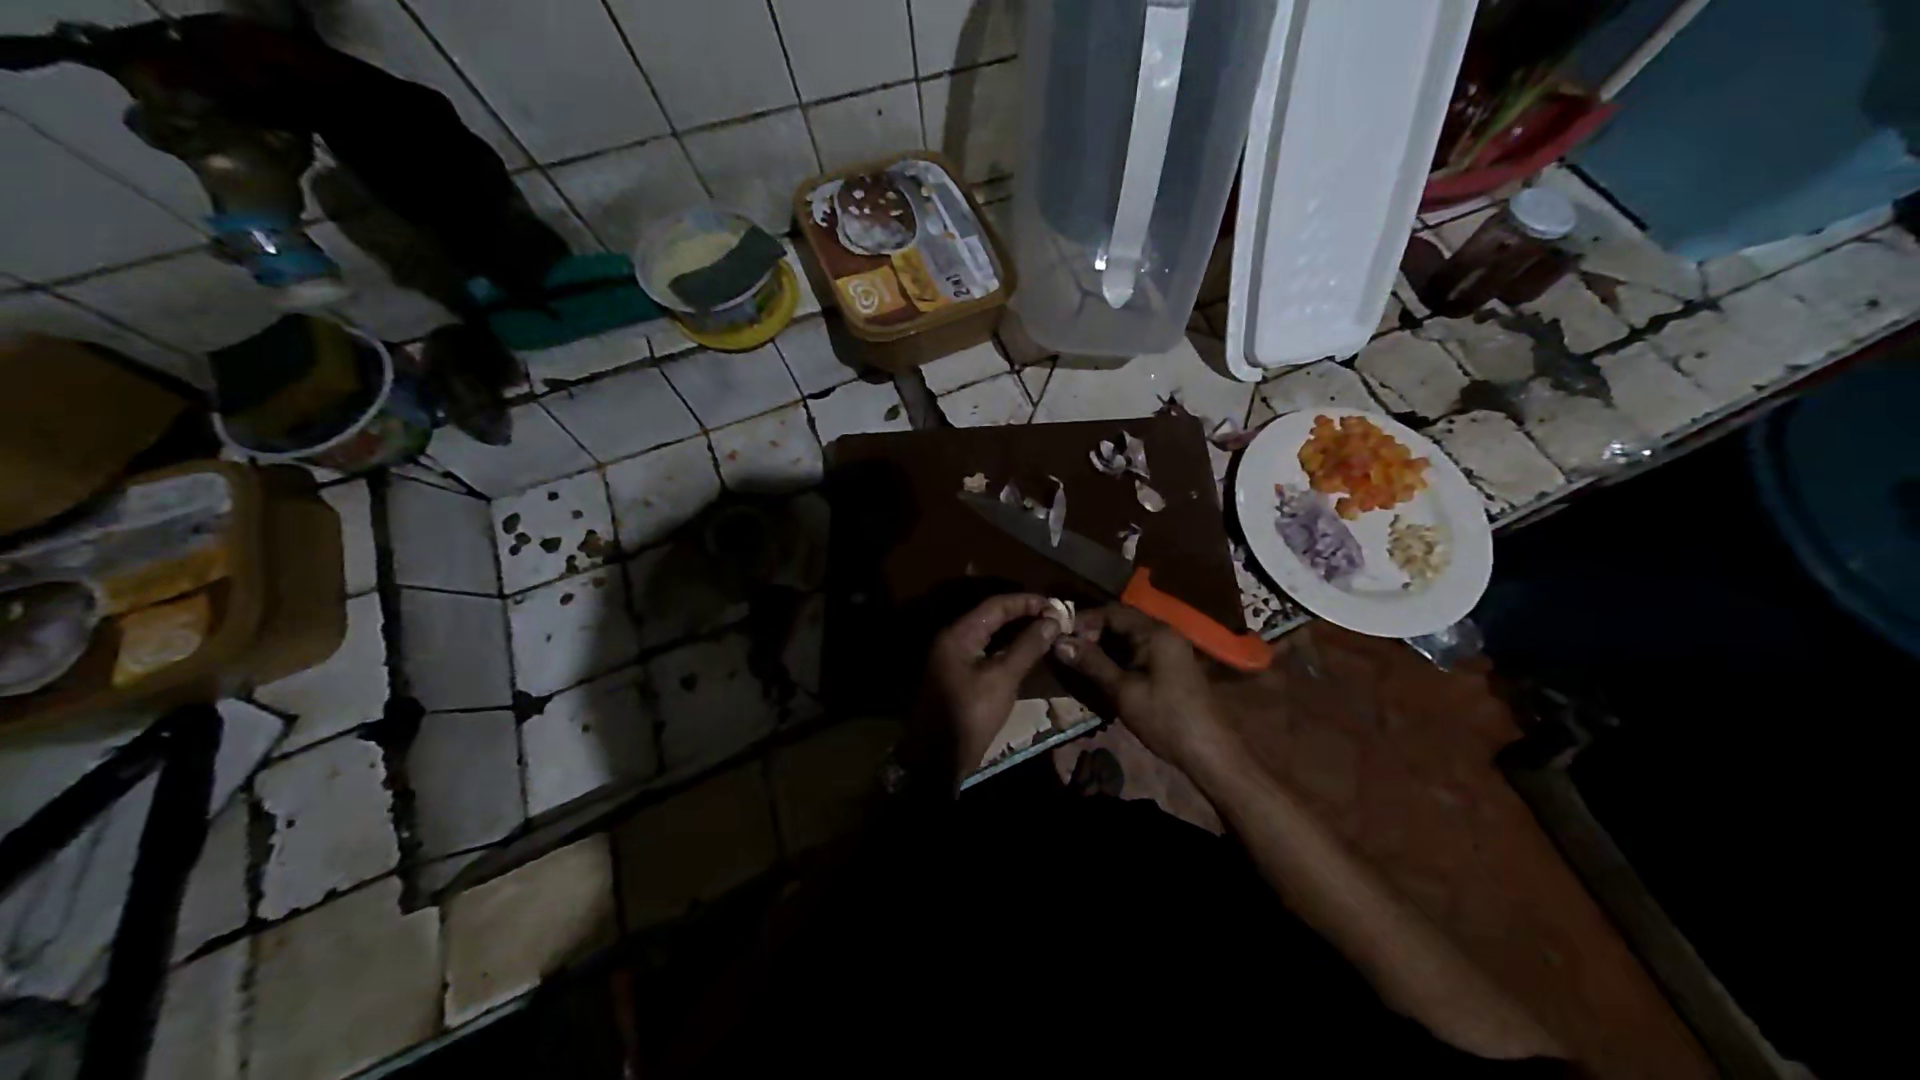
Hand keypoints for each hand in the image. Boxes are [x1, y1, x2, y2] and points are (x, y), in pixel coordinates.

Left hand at [921, 593, 1061, 779]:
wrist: (939, 757)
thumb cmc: (971, 713)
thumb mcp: (1003, 678)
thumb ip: (1027, 647)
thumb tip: (1052, 620)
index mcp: (959, 634)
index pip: (996, 605)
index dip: (1027, 601)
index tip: (1056, 605)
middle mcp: (953, 639)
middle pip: (992, 616)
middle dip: (1023, 614)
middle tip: (1055, 617)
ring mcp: (954, 658)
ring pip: (990, 634)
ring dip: (1017, 630)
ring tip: (1047, 630)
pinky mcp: (960, 675)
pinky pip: (987, 651)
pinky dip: (1008, 647)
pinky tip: (1028, 652)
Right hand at [1050, 605, 1231, 771]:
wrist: (1208, 752)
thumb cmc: (1165, 718)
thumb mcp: (1123, 691)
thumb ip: (1092, 663)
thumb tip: (1059, 641)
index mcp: (1156, 633)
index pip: (1112, 612)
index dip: (1083, 620)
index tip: (1058, 634)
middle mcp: (1164, 634)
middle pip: (1121, 622)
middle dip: (1091, 632)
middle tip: (1066, 648)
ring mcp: (1169, 650)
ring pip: (1128, 637)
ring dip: (1103, 645)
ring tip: (1077, 660)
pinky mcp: (1169, 667)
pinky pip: (1137, 651)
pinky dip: (1117, 657)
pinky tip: (1100, 671)